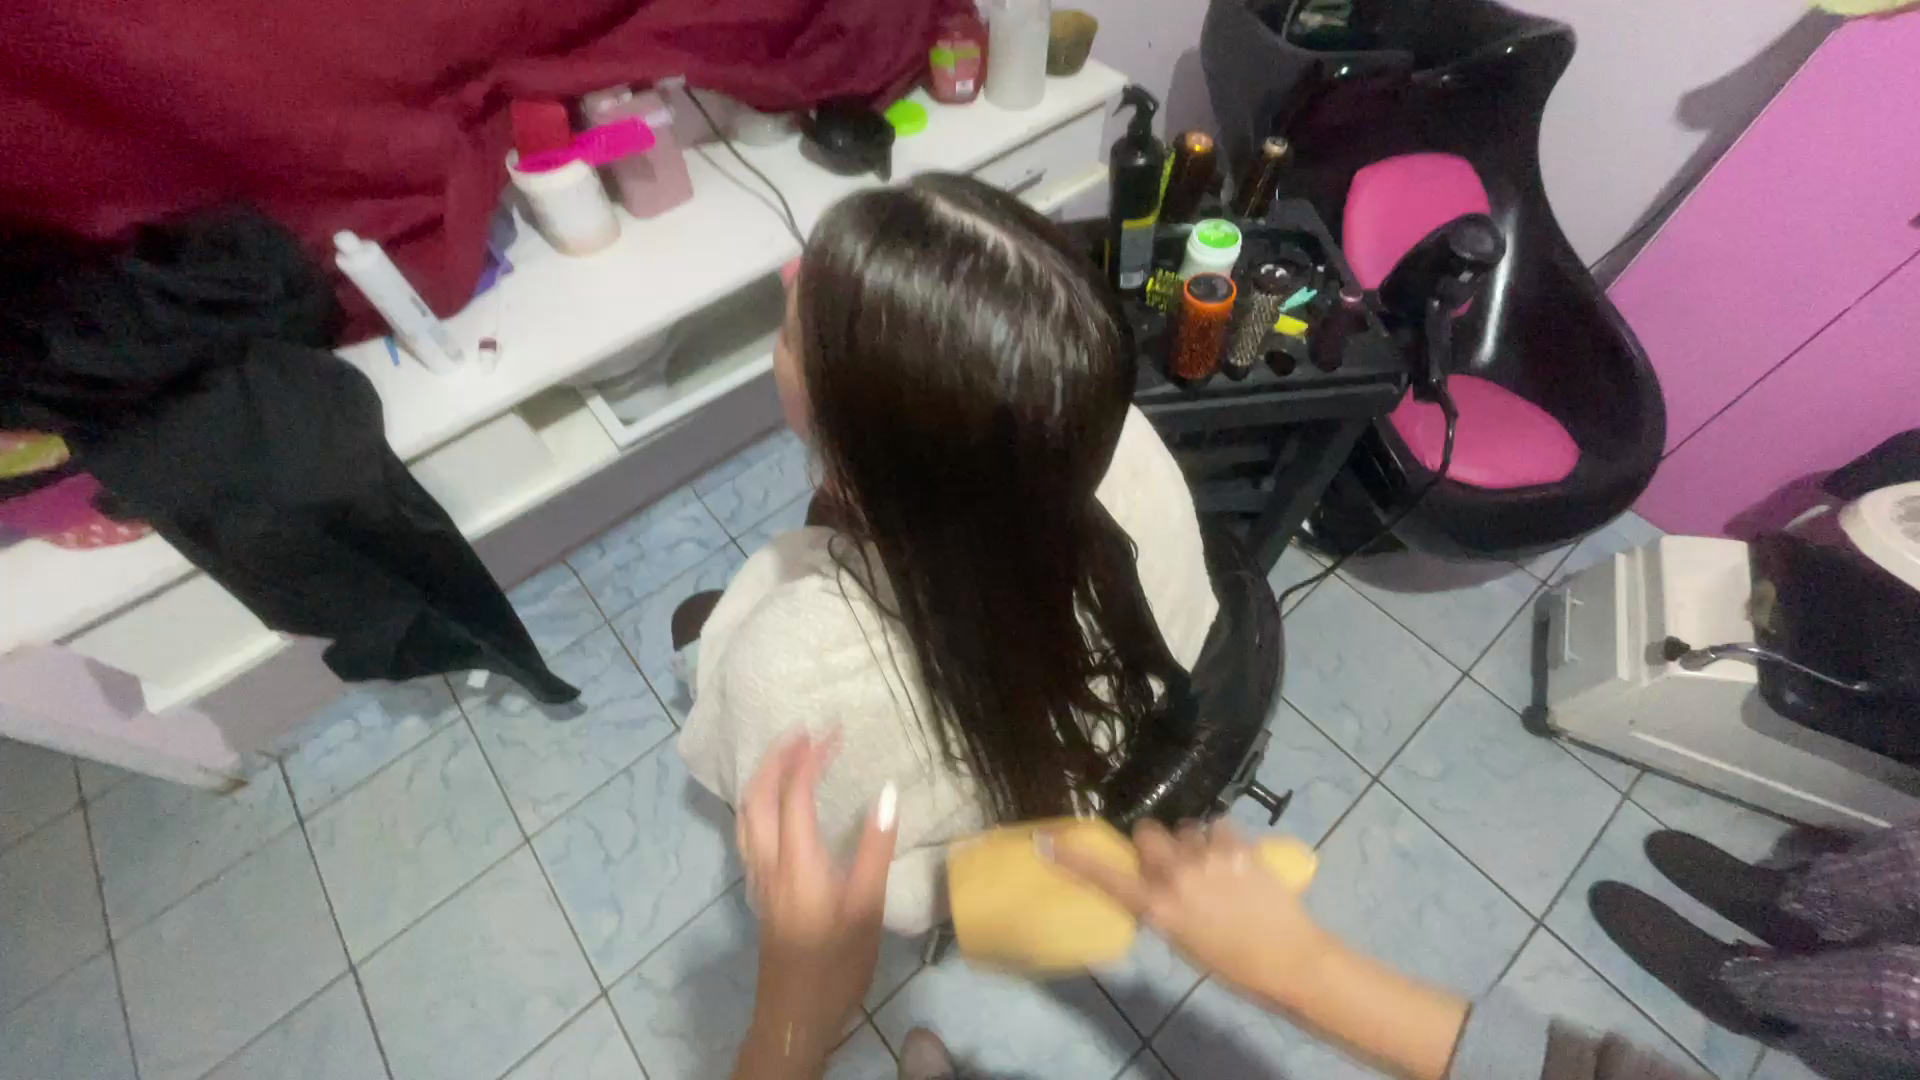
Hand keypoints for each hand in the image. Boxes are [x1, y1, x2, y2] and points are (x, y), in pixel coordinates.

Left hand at [733, 732, 897, 1077]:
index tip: (832, 730)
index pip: (795, 793)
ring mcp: (758, 877)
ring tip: (786, 755)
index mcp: (796, 860)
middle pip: (756, 796)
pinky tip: (775, 803)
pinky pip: (748, 830)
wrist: (794, 1019)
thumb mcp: (867, 907)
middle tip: (801, 732)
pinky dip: (758, 801)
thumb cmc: (836, 964)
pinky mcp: (759, 890)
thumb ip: (875, 847)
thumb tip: (887, 790)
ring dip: (762, 777)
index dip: (810, 757)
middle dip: (776, 758)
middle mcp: (768, 861)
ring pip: (746, 814)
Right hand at [1050, 819, 1330, 1008]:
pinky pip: (1216, 826)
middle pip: (1148, 831)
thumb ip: (1159, 903)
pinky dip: (1222, 839)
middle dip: (1157, 842)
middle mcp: (1176, 877)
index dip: (1072, 859)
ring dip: (1194, 842)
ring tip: (1215, 866)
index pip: (1105, 877)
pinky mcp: (1237, 845)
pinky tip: (1236, 860)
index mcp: (1158, 908)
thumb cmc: (1231, 961)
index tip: (1045, 841)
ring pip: (1186, 827)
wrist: (1290, 962)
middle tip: (1175, 861)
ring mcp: (1207, 857)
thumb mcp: (1181, 937)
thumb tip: (1147, 875)